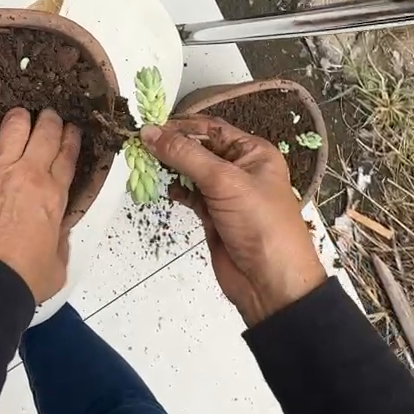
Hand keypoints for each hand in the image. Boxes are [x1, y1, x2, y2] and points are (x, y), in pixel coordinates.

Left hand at [0, 108, 80, 302]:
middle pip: (46, 132)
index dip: (71, 137)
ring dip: (20, 118)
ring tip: (20, 116)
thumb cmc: (22, 277)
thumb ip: (60, 242)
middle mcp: (28, 173)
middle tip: (49, 117)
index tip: (72, 129)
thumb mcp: (57, 265)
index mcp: (53, 194)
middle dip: (50, 120)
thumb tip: (58, 232)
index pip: (67, 155)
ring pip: (14, 126)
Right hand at [142, 116, 324, 325]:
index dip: (180, 126)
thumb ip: (184, 154)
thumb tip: (148, 131)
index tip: (149, 127)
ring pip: (190, 170)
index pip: (210, 129)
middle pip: (198, 148)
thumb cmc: (259, 224)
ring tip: (146, 166)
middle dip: (171, 147)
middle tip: (141, 146)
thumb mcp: (223, 182)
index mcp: (252, 152)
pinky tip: (164, 190)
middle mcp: (240, 168)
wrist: (272, 286)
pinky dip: (175, 190)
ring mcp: (225, 192)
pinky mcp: (213, 214)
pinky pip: (189, 193)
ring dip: (170, 168)